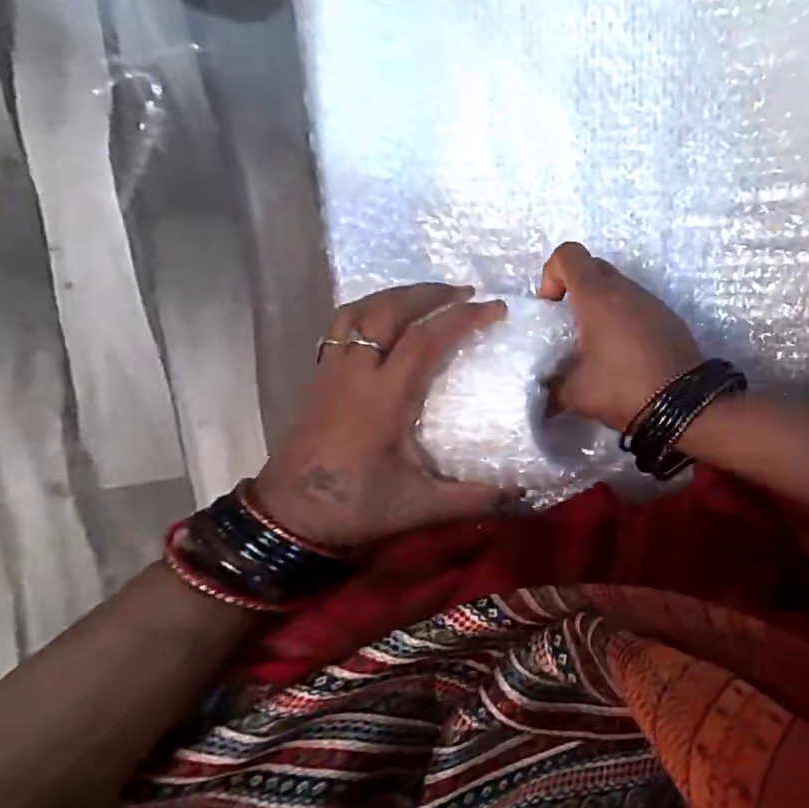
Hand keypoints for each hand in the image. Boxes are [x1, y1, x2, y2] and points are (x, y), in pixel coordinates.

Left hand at [254, 284, 514, 546]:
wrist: (288, 515)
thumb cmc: (355, 505)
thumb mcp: (421, 505)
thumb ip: (473, 497)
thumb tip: (519, 494)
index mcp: (383, 398)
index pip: (425, 340)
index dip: (462, 318)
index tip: (494, 309)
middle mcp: (355, 374)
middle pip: (388, 310)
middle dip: (429, 293)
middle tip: (464, 292)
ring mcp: (332, 371)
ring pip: (359, 311)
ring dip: (396, 295)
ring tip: (427, 296)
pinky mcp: (319, 377)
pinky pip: (342, 326)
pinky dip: (369, 310)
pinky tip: (387, 321)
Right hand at [539, 242, 702, 430]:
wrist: (685, 405)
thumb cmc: (624, 388)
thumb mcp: (577, 394)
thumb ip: (554, 387)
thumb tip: (546, 398)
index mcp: (597, 297)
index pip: (568, 254)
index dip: (552, 272)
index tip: (552, 307)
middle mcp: (626, 291)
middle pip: (594, 267)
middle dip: (576, 287)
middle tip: (572, 324)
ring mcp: (653, 302)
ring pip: (620, 287)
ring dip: (604, 305)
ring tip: (599, 344)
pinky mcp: (671, 319)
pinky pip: (640, 306)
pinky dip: (627, 319)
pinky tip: (626, 354)